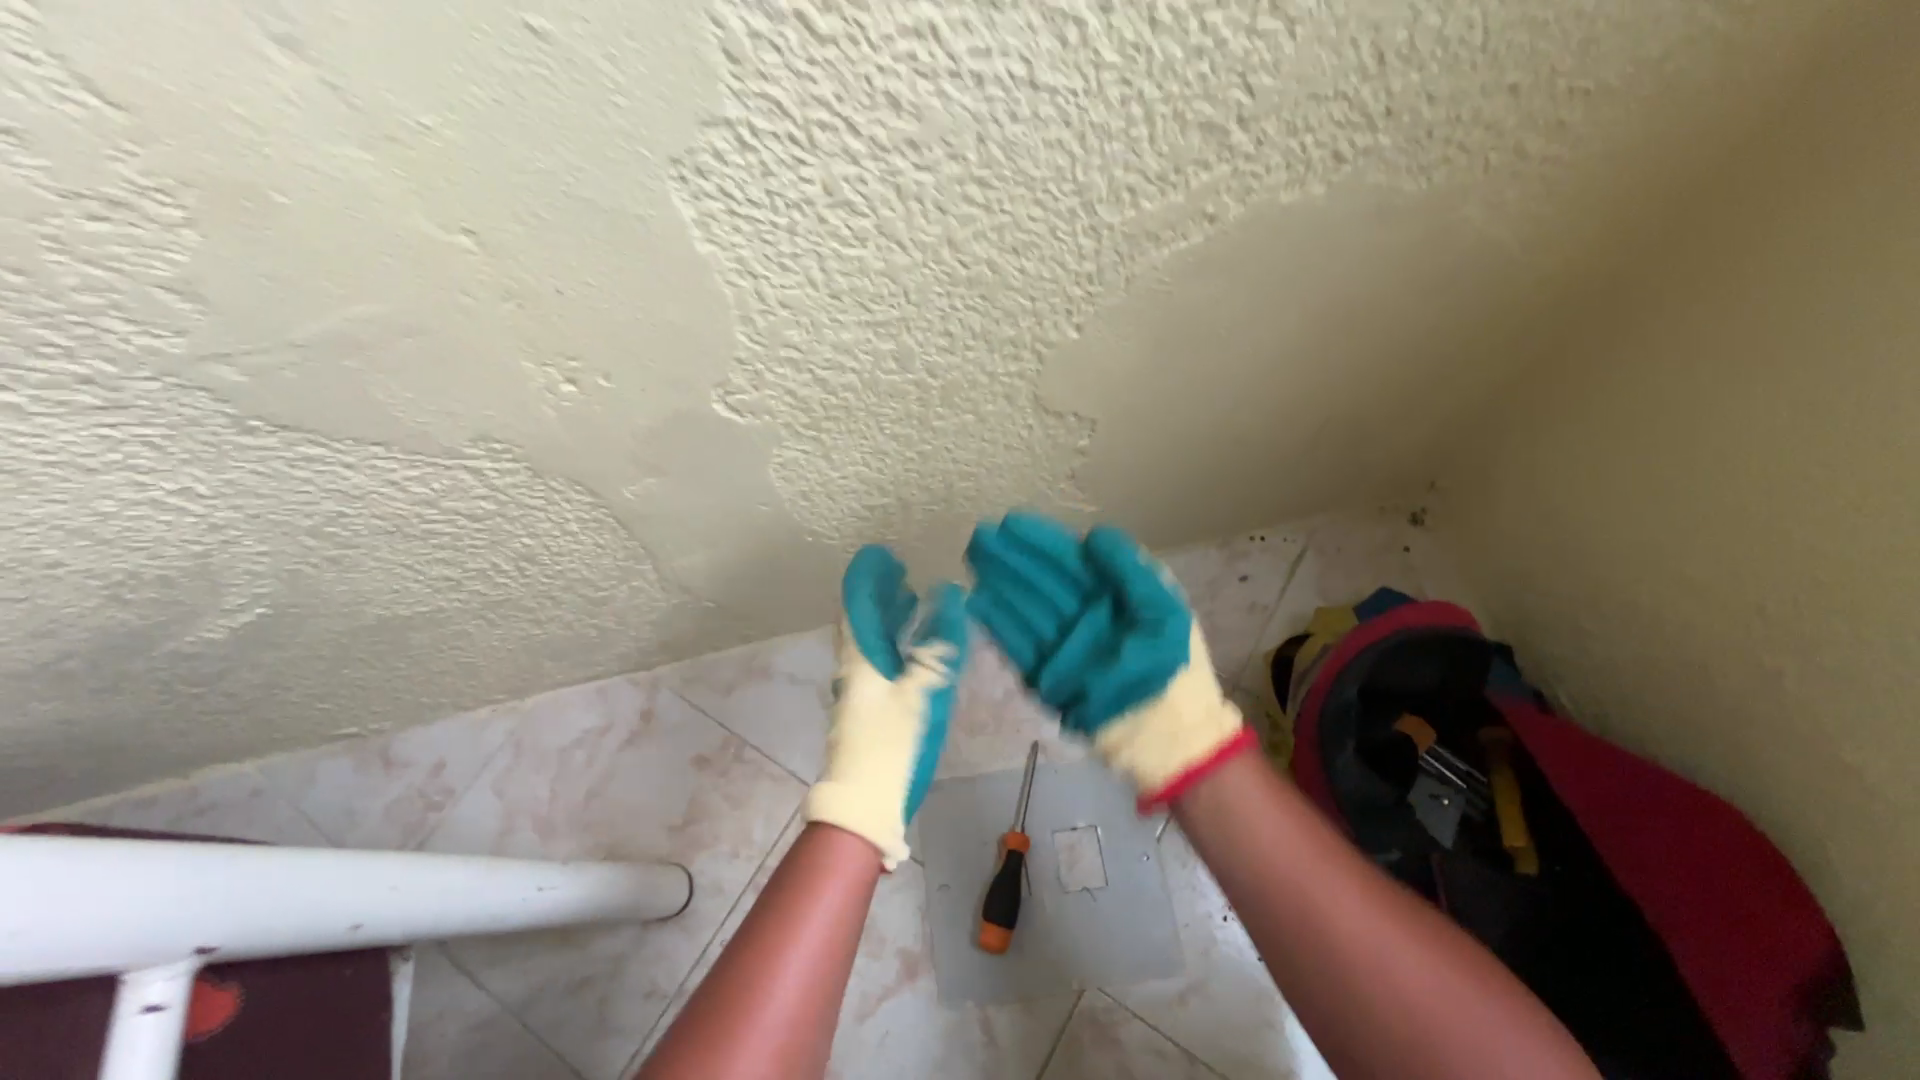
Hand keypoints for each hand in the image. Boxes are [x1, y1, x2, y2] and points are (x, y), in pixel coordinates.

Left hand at [805, 545, 967, 869]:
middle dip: (878, 595)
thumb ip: (939, 645)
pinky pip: (876, 665)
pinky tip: (911, 652)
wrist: (865, 805)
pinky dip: (892, 646)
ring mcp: (856, 695)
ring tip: (908, 601)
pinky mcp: (866, 714)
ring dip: (886, 620)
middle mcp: (853, 672)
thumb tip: (949, 596)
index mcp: (860, 661)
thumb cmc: (893, 746)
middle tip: (900, 573)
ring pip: (868, 645)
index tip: (883, 554)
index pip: (857, 606)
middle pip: (861, 623)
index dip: (868, 577)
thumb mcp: (924, 692)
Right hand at [966, 512, 1253, 806]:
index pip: (1070, 562)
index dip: (1041, 542)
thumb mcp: (1165, 610)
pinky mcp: (1047, 678)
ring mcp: (1063, 648)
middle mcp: (1083, 618)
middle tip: (978, 537)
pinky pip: (1018, 646)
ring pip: (1025, 609)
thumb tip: (1092, 534)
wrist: (1168, 735)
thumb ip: (1131, 569)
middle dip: (1010, 559)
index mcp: (1113, 597)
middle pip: (1041, 582)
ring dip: (999, 586)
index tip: (1011, 523)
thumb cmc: (1173, 667)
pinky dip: (998, 626)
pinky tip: (977, 603)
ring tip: (973, 563)